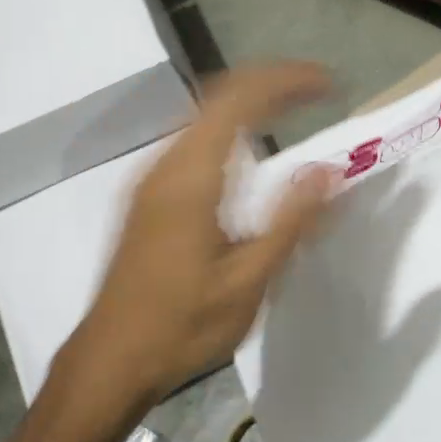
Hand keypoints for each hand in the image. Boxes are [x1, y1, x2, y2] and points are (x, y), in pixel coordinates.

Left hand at [76, 63, 334, 403]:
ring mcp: (148, 183)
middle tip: (317, 93)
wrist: (111, 360)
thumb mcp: (248, 281)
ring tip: (291, 112)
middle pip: (217, 97)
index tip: (329, 84)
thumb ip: (290, 222)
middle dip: (270, 85)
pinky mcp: (145, 202)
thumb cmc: (182, 326)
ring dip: (247, 105)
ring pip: (201, 119)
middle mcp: (164, 166)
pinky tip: (247, 158)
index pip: (239, 98)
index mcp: (190, 178)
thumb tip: (328, 168)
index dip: (286, 81)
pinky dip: (227, 131)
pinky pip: (190, 144)